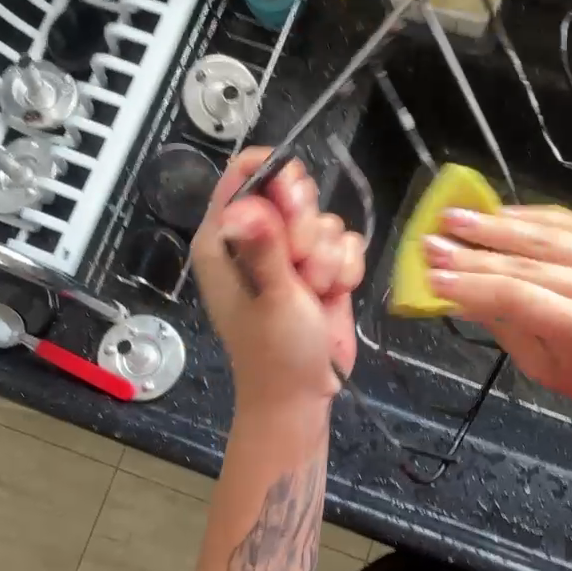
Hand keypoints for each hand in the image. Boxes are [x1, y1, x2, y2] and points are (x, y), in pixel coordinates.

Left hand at [191, 148, 366, 413]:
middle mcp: (257, 238)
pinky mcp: (323, 267)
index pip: (242, 177)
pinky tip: (333, 295)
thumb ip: (264, 247)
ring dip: (326, 260)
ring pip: (325, 221)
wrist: (302, 393)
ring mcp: (292, 253)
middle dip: (305, 227)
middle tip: (298, 264)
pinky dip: (345, 271)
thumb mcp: (270, 298)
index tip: (294, 200)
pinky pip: (347, 243)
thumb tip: (247, 204)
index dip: (273, 177)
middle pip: (292, 191)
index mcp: (224, 240)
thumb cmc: (275, 352)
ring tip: (313, 293)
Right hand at [425, 205, 571, 413]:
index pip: (517, 296)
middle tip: (432, 242)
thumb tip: (455, 294)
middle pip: (526, 263)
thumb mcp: (539, 365)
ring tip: (453, 216)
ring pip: (544, 235)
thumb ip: (502, 324)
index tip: (431, 276)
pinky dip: (527, 216)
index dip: (471, 283)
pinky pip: (566, 222)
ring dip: (494, 224)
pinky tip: (495, 213)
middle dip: (472, 252)